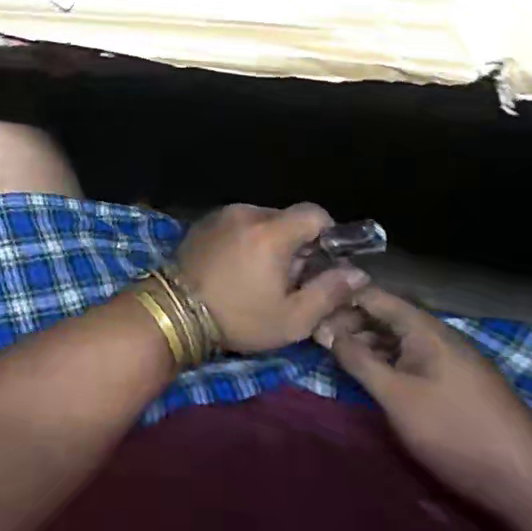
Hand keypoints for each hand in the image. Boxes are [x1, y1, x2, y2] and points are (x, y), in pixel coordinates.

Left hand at [175, 203, 369, 352]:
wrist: (175, 311)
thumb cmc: (239, 317)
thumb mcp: (294, 317)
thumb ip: (329, 291)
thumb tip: (356, 273)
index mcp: (271, 231)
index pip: (314, 213)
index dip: (328, 234)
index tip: (325, 260)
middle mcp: (244, 213)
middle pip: (285, 217)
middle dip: (297, 242)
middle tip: (292, 277)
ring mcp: (218, 215)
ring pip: (260, 220)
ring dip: (270, 241)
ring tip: (263, 276)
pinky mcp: (201, 223)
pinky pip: (236, 224)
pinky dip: (245, 239)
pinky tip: (239, 268)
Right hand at [321, 287, 531, 512]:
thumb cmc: (455, 431)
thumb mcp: (394, 395)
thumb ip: (356, 358)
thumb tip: (322, 328)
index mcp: (426, 330)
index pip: (372, 294)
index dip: (337, 294)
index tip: (305, 301)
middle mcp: (441, 337)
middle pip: (384, 315)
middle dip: (348, 320)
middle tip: (313, 333)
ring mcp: (453, 362)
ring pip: (397, 339)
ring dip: (365, 342)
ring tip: (333, 354)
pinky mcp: (459, 385)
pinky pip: (412, 358)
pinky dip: (386, 360)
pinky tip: (369, 374)